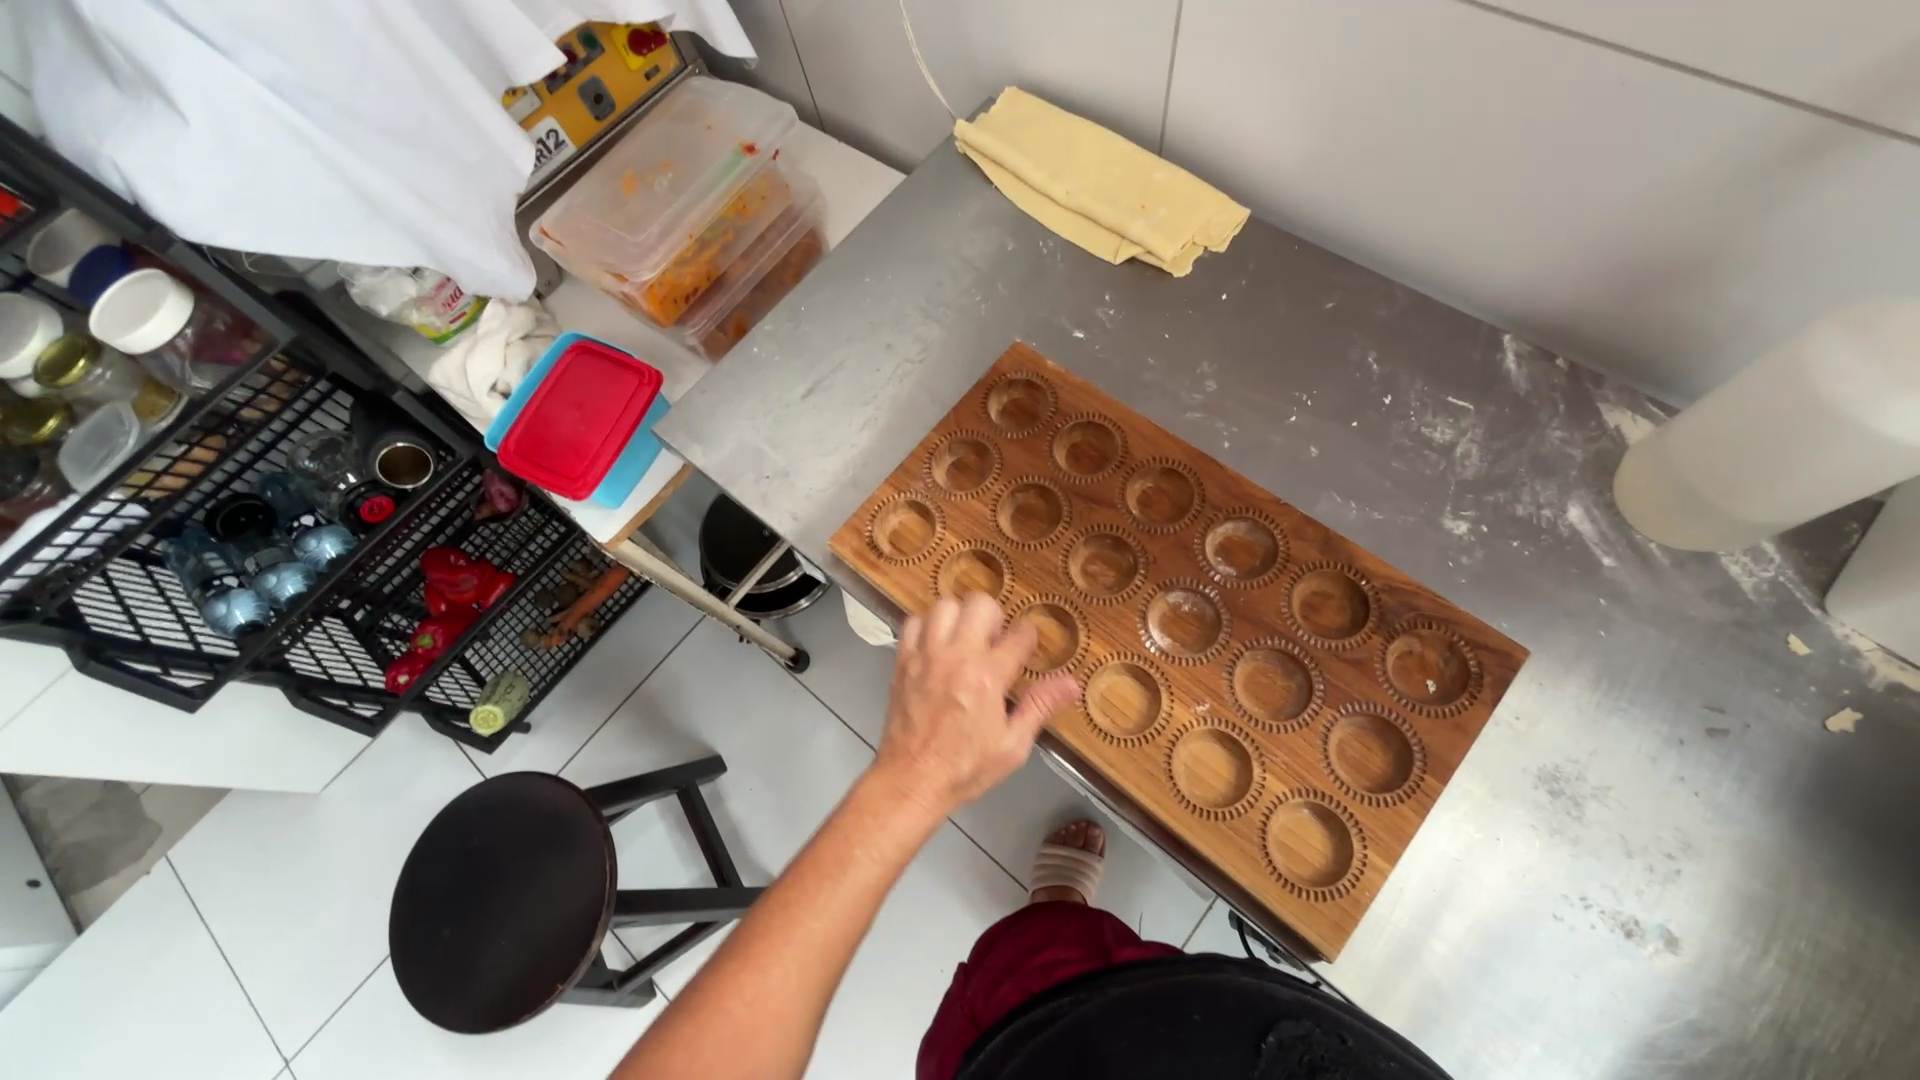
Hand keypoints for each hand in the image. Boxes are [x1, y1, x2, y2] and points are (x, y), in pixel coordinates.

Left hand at [871, 594, 1078, 815]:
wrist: (911, 780)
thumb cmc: (965, 769)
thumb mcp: (1012, 746)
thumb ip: (1040, 707)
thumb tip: (1072, 683)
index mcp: (987, 677)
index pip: (1019, 635)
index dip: (1029, 637)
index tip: (1027, 647)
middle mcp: (956, 657)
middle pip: (980, 604)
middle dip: (995, 617)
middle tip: (995, 641)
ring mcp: (925, 656)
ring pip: (944, 605)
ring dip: (960, 617)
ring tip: (965, 640)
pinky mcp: (903, 661)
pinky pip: (913, 622)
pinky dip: (927, 626)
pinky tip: (937, 647)